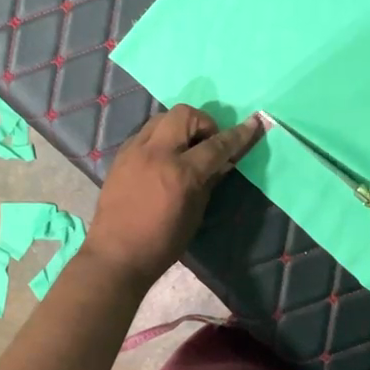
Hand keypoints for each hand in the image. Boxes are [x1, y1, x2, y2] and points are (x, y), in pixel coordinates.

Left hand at [85, 106, 266, 289]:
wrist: (116, 254)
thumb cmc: (162, 242)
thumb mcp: (195, 214)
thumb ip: (210, 181)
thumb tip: (223, 162)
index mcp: (180, 173)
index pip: (216, 145)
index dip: (238, 135)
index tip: (254, 123)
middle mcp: (156, 153)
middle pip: (184, 115)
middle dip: (202, 123)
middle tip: (207, 144)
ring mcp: (134, 151)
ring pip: (162, 118)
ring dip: (179, 127)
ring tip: (183, 150)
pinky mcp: (120, 156)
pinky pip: (145, 133)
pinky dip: (160, 138)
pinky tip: (161, 159)